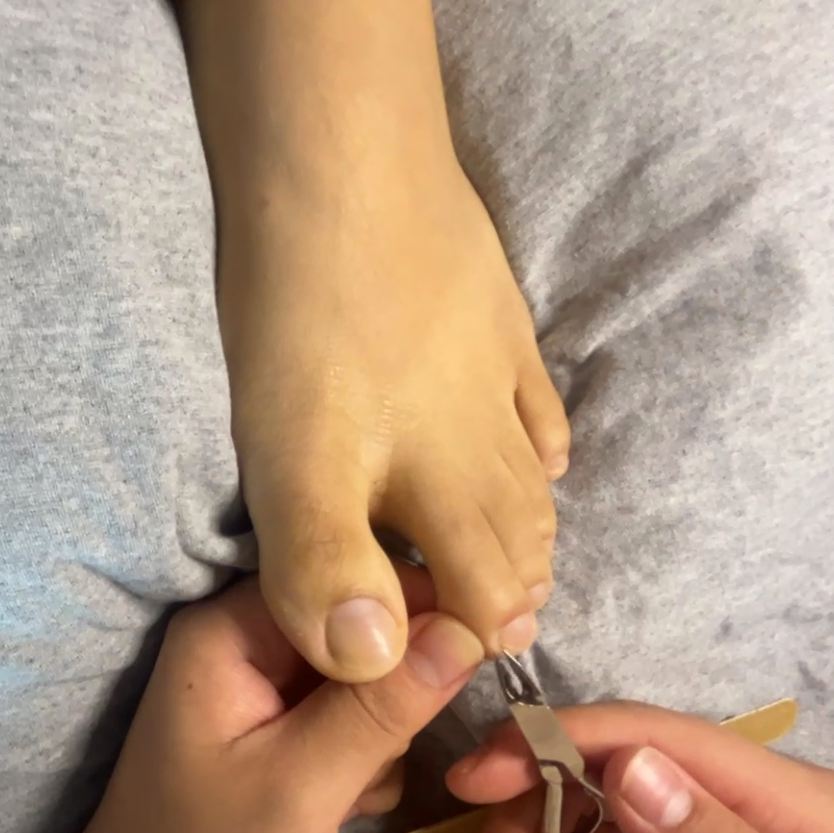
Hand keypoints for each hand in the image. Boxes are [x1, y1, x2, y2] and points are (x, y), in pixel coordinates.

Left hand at [42, 566, 485, 832]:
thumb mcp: (299, 787)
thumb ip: (380, 708)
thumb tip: (464, 630)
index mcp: (230, 625)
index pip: (342, 579)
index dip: (414, 611)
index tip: (471, 657)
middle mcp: (244, 632)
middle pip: (360, 627)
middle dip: (387, 697)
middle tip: (370, 761)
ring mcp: (261, 674)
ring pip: (364, 675)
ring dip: (375, 736)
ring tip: (342, 792)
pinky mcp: (278, 713)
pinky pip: (348, 710)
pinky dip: (359, 755)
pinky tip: (336, 800)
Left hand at [219, 158, 568, 680]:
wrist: (340, 170)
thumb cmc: (307, 330)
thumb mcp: (293, 464)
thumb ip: (327, 566)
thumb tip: (377, 662)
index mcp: (444, 485)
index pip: (483, 587)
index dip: (474, 629)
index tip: (462, 655)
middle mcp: (485, 437)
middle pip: (516, 534)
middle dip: (508, 586)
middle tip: (498, 620)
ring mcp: (496, 370)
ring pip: (529, 472)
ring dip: (527, 526)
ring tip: (523, 561)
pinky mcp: (489, 315)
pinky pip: (534, 397)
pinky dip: (538, 441)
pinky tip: (540, 453)